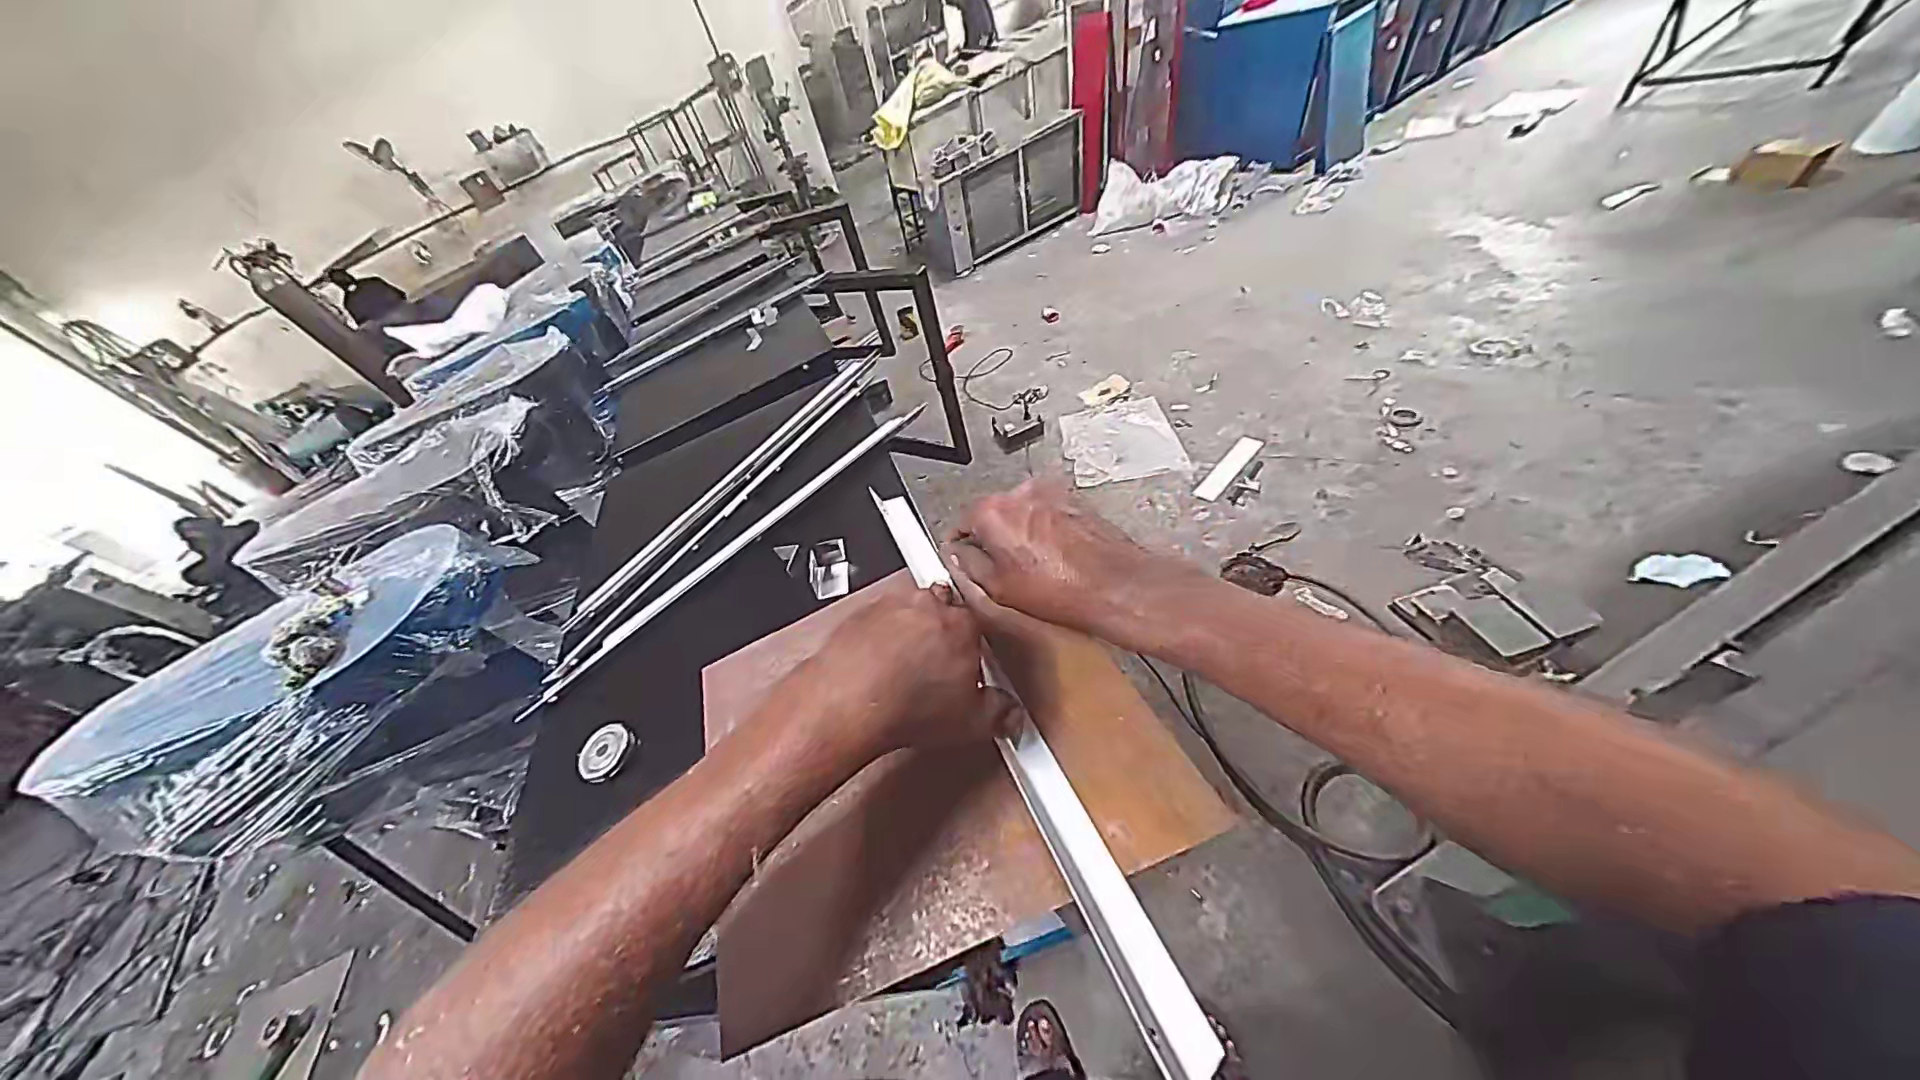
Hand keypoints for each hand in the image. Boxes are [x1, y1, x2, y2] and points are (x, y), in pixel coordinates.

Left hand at [790, 576, 1017, 756]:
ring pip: (910, 607)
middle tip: (936, 659)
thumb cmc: (905, 705)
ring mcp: (893, 605)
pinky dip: (878, 633)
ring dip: (910, 626)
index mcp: (964, 624)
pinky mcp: (861, 612)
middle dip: (941, 628)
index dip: (972, 643)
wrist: (851, 703)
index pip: (978, 622)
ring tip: (904, 662)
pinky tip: (877, 661)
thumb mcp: (970, 722)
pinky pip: (877, 616)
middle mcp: (929, 605)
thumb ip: (999, 712)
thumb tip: (1009, 714)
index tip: (967, 660)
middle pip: (944, 607)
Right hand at [946, 479, 1201, 641]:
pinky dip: (1044, 532)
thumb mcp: (998, 588)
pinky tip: (1054, 560)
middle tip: (1003, 571)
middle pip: (991, 514)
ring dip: (1020, 535)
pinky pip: (1045, 514)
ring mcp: (1049, 494)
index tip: (966, 560)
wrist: (1116, 586)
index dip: (961, 547)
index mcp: (993, 512)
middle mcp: (1020, 494)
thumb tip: (959, 555)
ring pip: (1019, 514)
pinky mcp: (1071, 500)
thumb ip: (967, 565)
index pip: (959, 523)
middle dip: (993, 540)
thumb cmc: (1066, 590)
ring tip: (1035, 568)